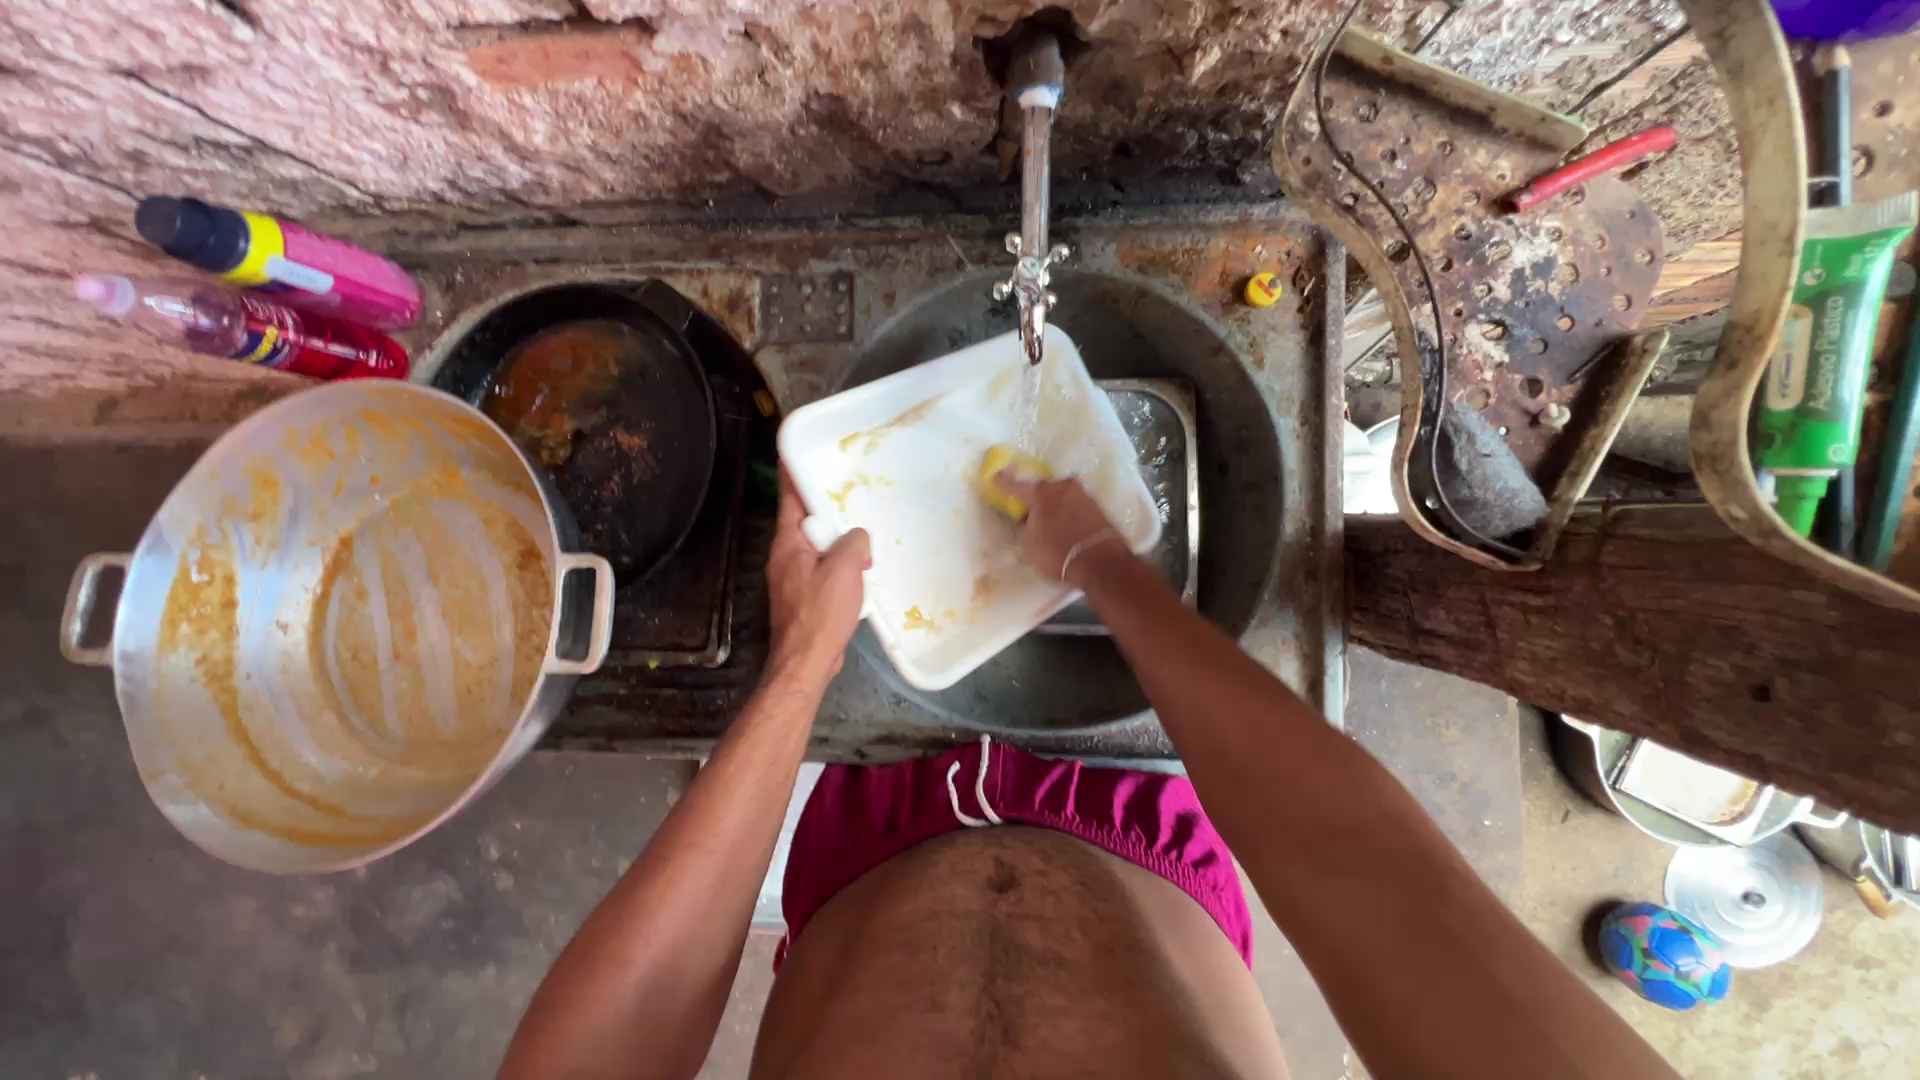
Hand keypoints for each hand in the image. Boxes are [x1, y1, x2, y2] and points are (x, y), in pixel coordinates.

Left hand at [768, 468, 869, 680]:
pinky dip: (841, 567)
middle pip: (806, 523)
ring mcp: (792, 579)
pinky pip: (823, 571)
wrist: (806, 662)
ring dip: (839, 544)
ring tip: (864, 543)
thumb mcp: (846, 569)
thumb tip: (857, 537)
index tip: (798, 453)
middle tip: (852, 498)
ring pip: (818, 549)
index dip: (794, 474)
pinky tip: (860, 574)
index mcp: (788, 544)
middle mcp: (785, 557)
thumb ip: (854, 543)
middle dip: (829, 512)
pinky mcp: (803, 598)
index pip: (790, 498)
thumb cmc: (821, 614)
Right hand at [991, 470, 1124, 585]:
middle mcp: (1063, 486)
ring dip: (1056, 506)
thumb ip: (1026, 526)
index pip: (1016, 485)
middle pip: (1044, 490)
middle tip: (1032, 513)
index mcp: (1041, 492)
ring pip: (1063, 497)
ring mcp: (1084, 494)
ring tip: (1053, 524)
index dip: (1004, 483)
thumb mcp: (1029, 543)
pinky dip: (1070, 514)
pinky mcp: (1099, 507)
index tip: (995, 476)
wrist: (1101, 561)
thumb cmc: (1057, 551)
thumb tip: (1029, 519)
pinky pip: (1077, 507)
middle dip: (1037, 498)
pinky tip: (1068, 527)